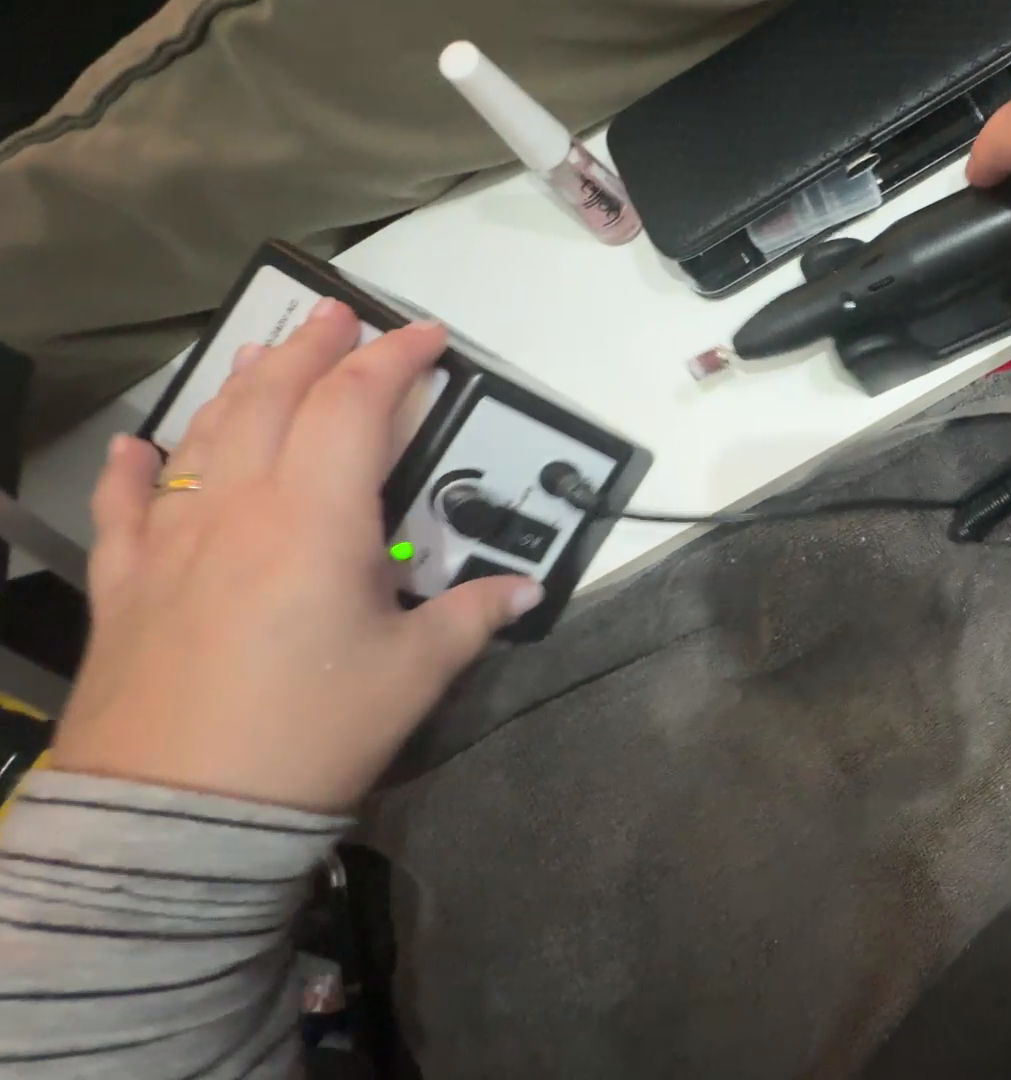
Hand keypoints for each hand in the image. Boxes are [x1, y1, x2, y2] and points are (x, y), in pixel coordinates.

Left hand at [51, 300, 542, 811]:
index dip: (394, 362)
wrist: (179, 812)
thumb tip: (525, 589)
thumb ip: (474, 615)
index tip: (429, 336)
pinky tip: (140, 445)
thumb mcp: (418, 670)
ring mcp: (173, 543)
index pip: (355, 410)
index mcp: (316, 523)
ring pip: (205, 437)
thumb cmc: (316, 727)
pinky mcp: (131, 584)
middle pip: (272, 402)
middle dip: (313, 350)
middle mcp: (238, 512)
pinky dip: (138, 467)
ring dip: (242, 385)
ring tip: (268, 353)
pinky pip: (126, 507)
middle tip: (341, 314)